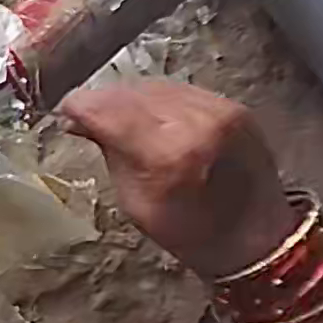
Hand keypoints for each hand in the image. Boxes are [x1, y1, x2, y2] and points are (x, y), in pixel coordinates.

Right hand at [61, 81, 298, 277]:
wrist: (258, 237)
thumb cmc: (191, 232)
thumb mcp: (135, 203)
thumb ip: (110, 152)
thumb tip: (79, 119)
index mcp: (169, 153)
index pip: (108, 108)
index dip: (79, 106)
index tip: (65, 113)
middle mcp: (195, 119)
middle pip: (128, 92)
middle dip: (101, 102)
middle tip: (86, 118)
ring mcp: (217, 107)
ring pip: (151, 85)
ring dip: (127, 98)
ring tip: (117, 118)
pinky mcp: (230, 103)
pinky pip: (177, 89)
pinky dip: (155, 99)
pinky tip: (148, 116)